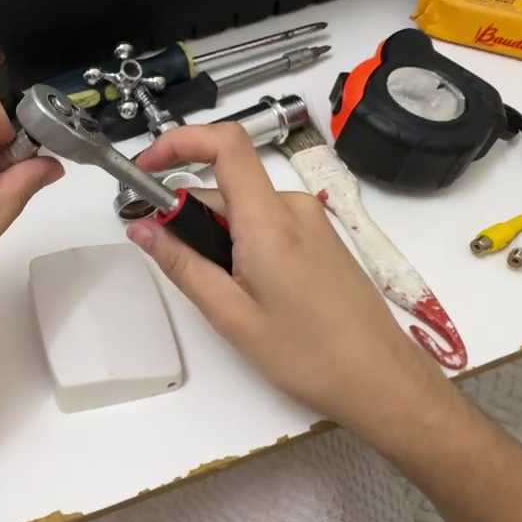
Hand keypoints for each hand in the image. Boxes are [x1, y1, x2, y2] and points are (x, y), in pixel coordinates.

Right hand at [127, 124, 452, 433]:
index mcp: (269, 219)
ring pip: (243, 207)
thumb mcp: (230, 314)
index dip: (178, 141)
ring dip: (214, 233)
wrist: (381, 380)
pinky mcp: (319, 237)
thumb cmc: (307, 354)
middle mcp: (292, 206)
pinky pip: (265, 221)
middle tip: (172, 262)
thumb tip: (140, 227)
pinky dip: (239, 241)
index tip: (146, 168)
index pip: (225, 144)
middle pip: (225, 184)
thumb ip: (182, 264)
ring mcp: (310, 220)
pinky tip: (245, 289)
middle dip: (187, 212)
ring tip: (219, 291)